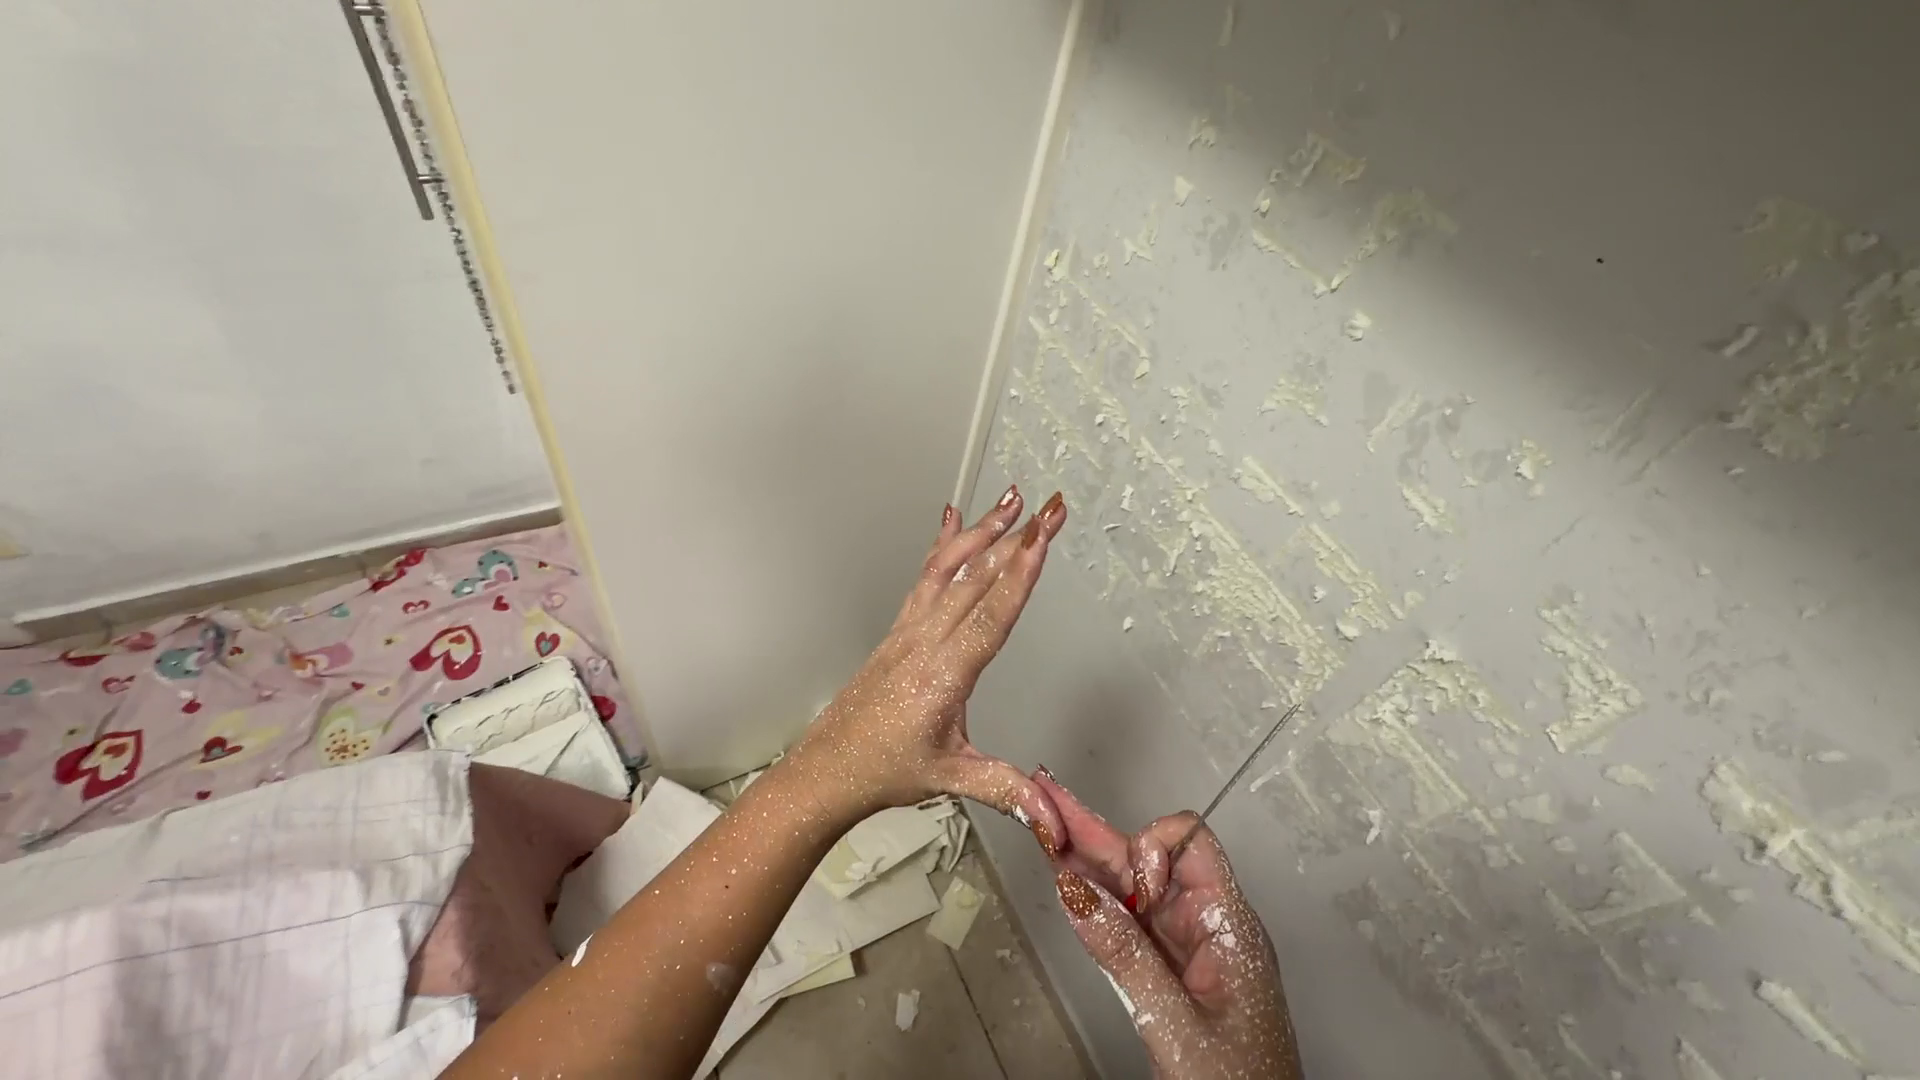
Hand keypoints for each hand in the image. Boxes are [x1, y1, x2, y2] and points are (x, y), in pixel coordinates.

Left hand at [782, 485, 1068, 847]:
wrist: (828, 768)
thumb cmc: (883, 769)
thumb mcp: (950, 779)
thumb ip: (1005, 788)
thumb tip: (1050, 817)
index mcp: (944, 674)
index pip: (991, 614)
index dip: (1020, 572)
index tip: (1042, 534)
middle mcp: (926, 642)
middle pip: (976, 580)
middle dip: (1016, 539)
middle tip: (1048, 507)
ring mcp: (909, 631)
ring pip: (948, 571)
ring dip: (982, 533)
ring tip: (1010, 501)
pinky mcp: (900, 631)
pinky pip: (924, 579)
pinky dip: (941, 547)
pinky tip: (951, 521)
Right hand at [1037, 772, 1301, 1079]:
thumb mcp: (1176, 1023)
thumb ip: (1124, 956)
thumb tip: (1075, 891)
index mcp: (1228, 925)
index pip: (1191, 844)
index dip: (1151, 848)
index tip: (1129, 888)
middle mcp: (1204, 924)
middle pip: (1146, 861)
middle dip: (1095, 833)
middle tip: (1047, 799)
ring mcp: (1183, 947)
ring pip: (1129, 889)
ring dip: (1086, 860)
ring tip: (1043, 827)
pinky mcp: (1166, 970)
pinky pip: (1125, 923)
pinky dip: (1092, 899)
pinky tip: (1064, 877)